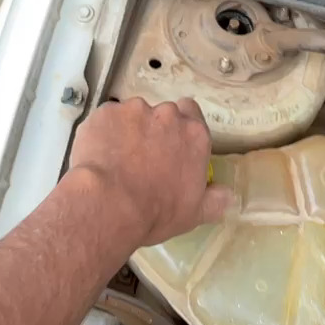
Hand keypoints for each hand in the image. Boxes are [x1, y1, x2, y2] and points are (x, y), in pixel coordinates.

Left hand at [67, 97, 230, 248]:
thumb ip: (214, 200)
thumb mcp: (193, 214)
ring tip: (116, 160)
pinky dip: (104, 133)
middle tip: (142, 159)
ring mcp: (134, 110)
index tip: (172, 146)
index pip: (192, 113)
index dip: (181, 128)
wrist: (109, 204)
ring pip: (132, 116)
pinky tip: (98, 155)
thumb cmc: (156, 212)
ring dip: (128, 131)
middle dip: (154, 131)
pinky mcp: (105, 112)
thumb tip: (227, 195)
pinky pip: (106, 120)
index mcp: (194, 134)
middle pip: (162, 115)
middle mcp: (167, 115)